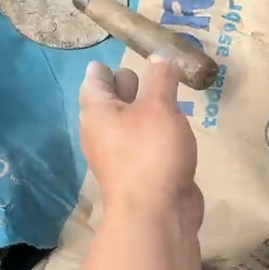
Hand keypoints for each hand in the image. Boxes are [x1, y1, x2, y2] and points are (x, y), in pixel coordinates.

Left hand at [78, 59, 201, 228]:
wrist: (155, 212)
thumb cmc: (152, 153)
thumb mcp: (160, 108)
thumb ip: (161, 80)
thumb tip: (161, 58)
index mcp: (98, 111)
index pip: (96, 78)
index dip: (108, 66)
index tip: (123, 57)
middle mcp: (102, 131)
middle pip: (111, 101)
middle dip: (127, 87)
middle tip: (147, 74)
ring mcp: (118, 156)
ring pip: (128, 125)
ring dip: (144, 113)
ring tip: (166, 102)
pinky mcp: (138, 174)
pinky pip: (142, 146)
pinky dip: (153, 136)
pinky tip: (172, 135)